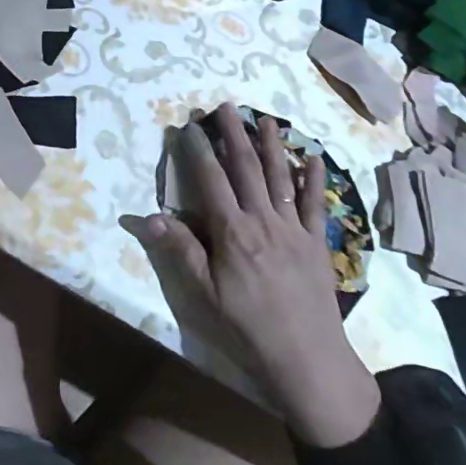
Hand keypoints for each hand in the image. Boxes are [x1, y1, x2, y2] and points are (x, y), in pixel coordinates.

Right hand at [122, 104, 380, 447]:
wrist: (306, 358)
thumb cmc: (247, 328)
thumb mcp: (204, 295)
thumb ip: (180, 251)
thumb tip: (149, 217)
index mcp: (232, 232)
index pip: (211, 180)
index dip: (199, 151)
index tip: (190, 126)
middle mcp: (263, 220)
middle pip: (246, 168)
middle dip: (234, 134)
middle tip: (226, 106)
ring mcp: (293, 228)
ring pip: (281, 178)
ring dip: (272, 146)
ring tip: (265, 118)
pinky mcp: (317, 242)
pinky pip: (315, 204)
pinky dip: (314, 179)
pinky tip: (315, 158)